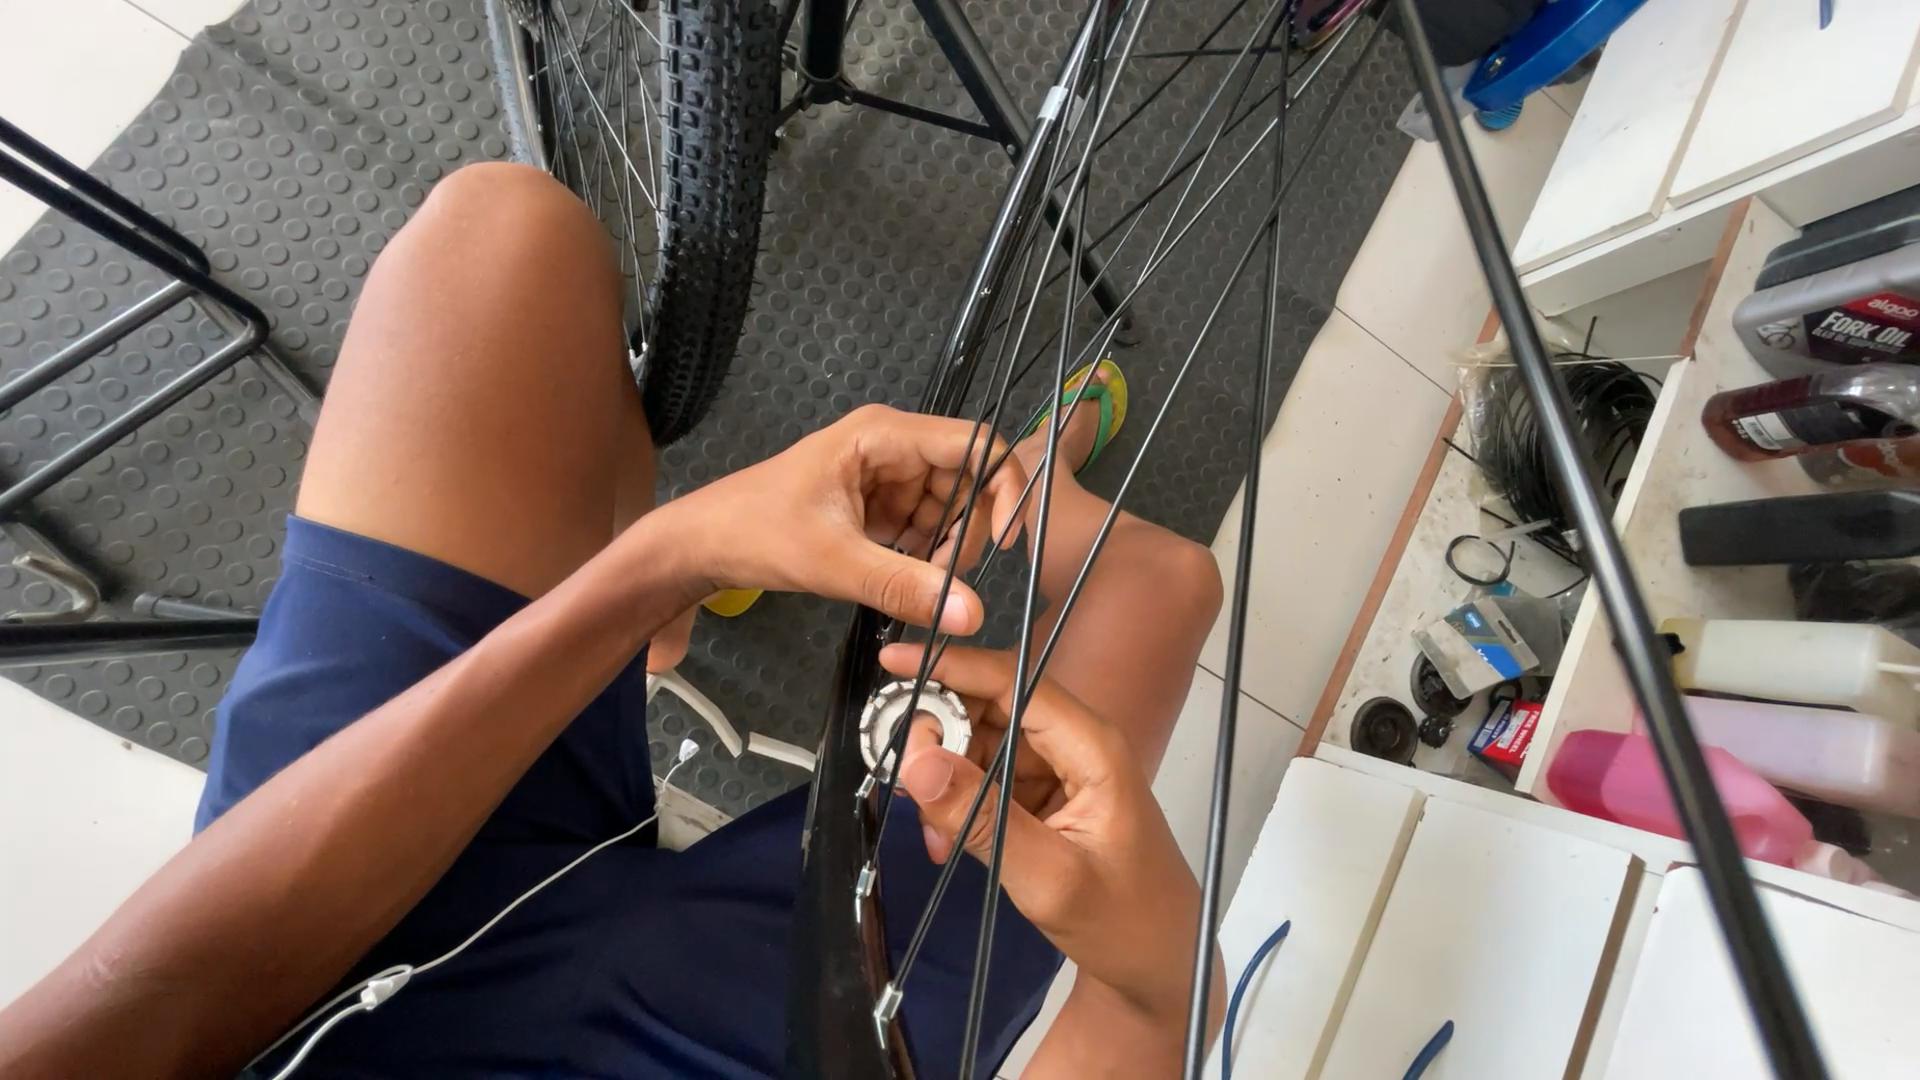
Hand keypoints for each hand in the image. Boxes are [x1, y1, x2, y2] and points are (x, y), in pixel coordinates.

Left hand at [650, 406, 1026, 634]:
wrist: (704, 543)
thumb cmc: (759, 532)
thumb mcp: (834, 561)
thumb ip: (904, 585)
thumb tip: (974, 614)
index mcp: (885, 435)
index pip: (976, 444)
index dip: (1004, 487)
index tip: (1001, 543)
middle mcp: (894, 447)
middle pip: (968, 478)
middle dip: (970, 529)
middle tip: (945, 578)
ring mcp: (887, 476)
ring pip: (951, 507)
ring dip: (947, 547)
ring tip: (918, 582)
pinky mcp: (879, 503)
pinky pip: (925, 525)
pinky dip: (926, 554)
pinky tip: (905, 577)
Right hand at [881, 643, 1202, 1024]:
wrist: (1156, 964)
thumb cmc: (1122, 921)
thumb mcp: (1050, 878)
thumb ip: (984, 819)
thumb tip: (916, 761)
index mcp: (1089, 744)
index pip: (1013, 681)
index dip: (952, 665)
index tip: (892, 661)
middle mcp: (1072, 741)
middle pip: (991, 706)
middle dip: (939, 731)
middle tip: (900, 773)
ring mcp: (1057, 766)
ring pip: (982, 741)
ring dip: (946, 776)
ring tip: (931, 828)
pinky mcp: (1043, 792)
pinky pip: (987, 776)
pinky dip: (959, 801)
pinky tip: (946, 838)